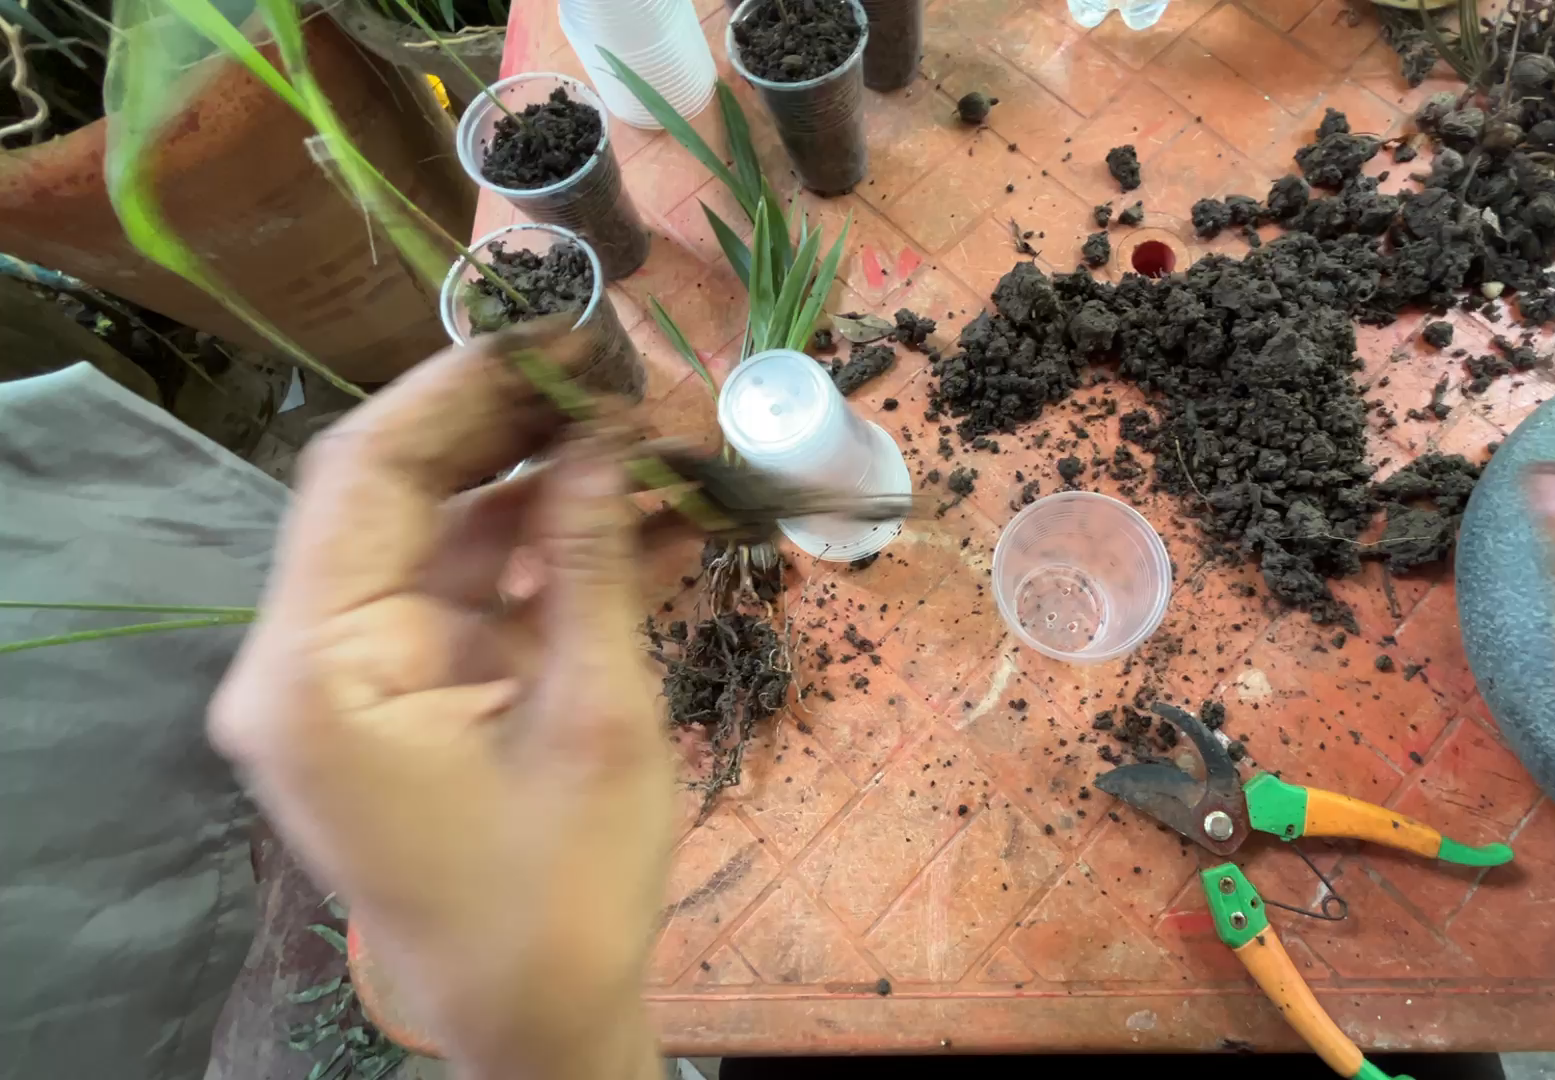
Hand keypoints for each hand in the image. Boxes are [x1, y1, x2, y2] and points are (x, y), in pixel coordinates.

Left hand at [211, 327, 673, 1079]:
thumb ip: (596, 567)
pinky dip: (573, 551)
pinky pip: (503, 588)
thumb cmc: (572, 879)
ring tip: (659, 444)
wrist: (550, 1002)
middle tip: (622, 380)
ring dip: (565, 488)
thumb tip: (612, 447)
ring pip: (470, 533)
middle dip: (522, 428)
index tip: (561, 341)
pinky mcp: (440, 681)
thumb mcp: (599, 712)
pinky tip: (654, 518)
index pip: (371, 473)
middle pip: (416, 490)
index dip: (467, 390)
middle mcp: (329, 651)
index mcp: (326, 667)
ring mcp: (386, 666)